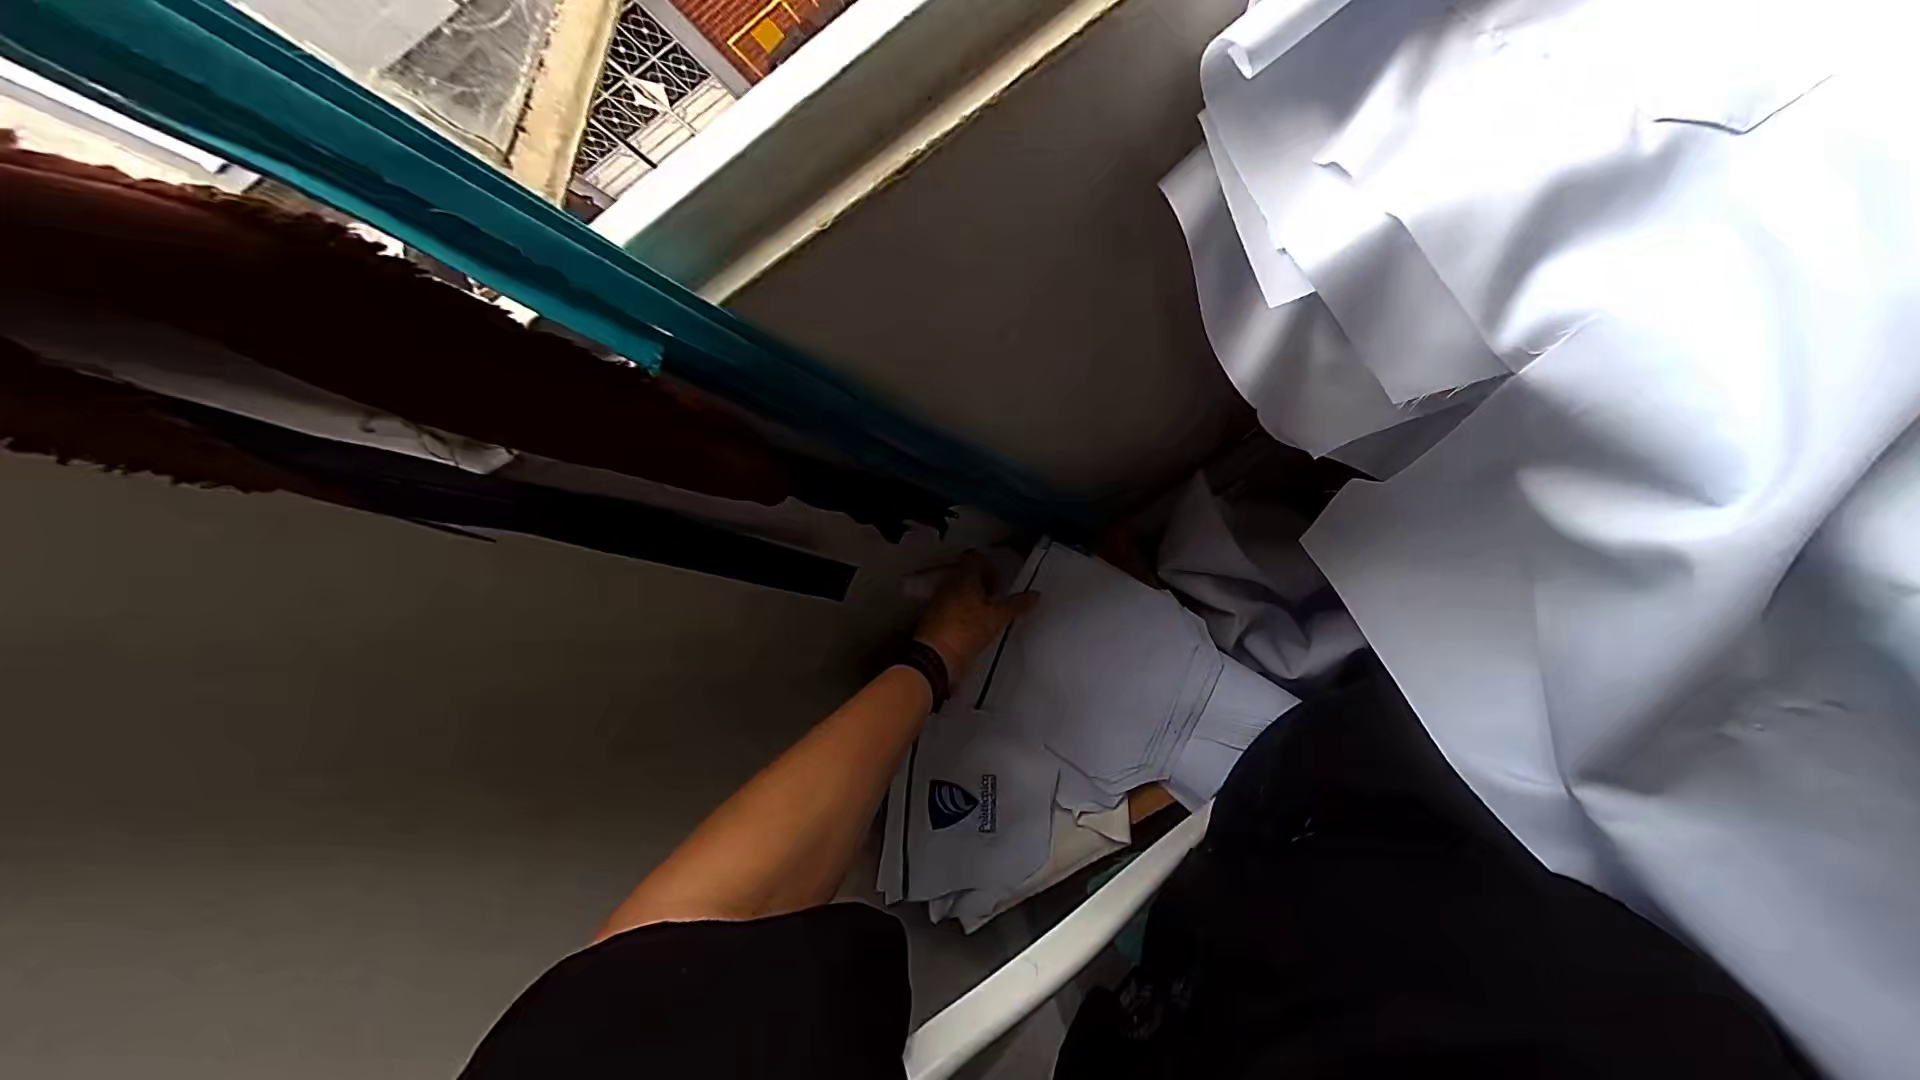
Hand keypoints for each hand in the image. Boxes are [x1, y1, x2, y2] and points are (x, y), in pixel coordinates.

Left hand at [915, 551, 1040, 684]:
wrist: (934, 659)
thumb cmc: (962, 632)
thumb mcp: (997, 618)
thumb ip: (1016, 605)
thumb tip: (1032, 596)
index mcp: (963, 578)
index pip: (975, 558)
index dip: (990, 566)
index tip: (999, 582)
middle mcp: (947, 587)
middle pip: (966, 575)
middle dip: (983, 585)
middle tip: (996, 598)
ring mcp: (938, 603)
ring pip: (957, 592)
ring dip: (972, 600)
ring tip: (986, 616)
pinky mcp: (933, 621)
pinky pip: (950, 610)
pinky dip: (962, 615)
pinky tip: (972, 630)